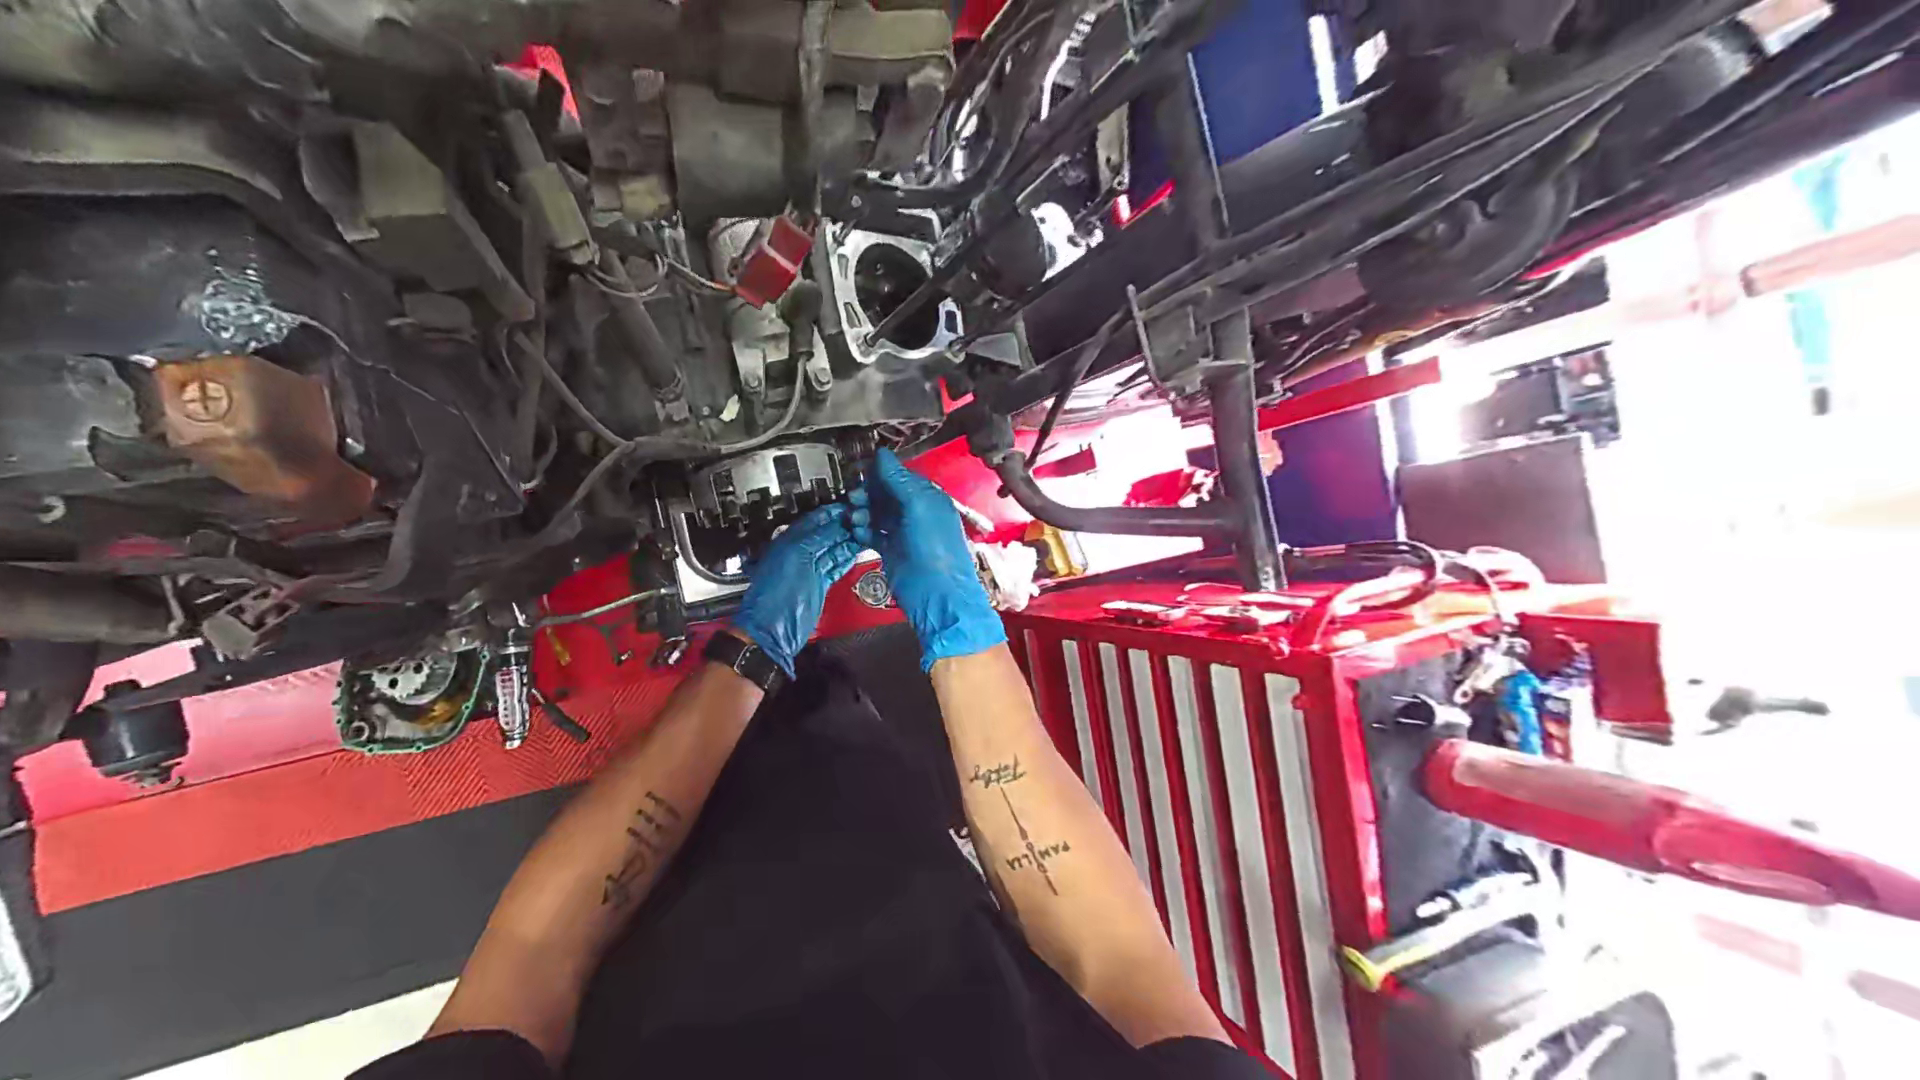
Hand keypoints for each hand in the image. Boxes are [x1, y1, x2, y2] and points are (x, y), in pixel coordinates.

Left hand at [728, 504, 863, 675]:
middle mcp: (799, 555)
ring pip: (832, 550)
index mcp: (790, 543)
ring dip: (848, 541)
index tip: (849, 507)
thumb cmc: (776, 597)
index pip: (815, 521)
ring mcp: (809, 571)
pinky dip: (845, 559)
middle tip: (862, 519)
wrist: (772, 632)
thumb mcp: (799, 558)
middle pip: (825, 535)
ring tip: (864, 532)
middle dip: (843, 526)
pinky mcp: (818, 586)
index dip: (832, 514)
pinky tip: (855, 552)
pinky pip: (834, 567)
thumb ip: (818, 539)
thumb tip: (835, 524)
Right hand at [848, 448, 1004, 670]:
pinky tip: (856, 531)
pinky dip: (862, 530)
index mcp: (928, 498)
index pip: (900, 476)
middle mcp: (916, 513)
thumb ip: (899, 480)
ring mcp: (903, 532)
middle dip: (867, 493)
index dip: (880, 474)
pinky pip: (872, 533)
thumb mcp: (918, 506)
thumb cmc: (936, 549)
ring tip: (855, 518)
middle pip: (885, 494)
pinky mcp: (891, 550)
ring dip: (862, 512)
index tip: (860, 471)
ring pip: (876, 513)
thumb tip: (883, 455)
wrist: (937, 593)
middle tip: (854, 498)